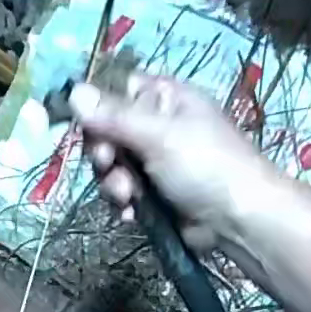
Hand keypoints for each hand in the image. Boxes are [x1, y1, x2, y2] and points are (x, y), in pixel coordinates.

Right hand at [70, 75, 282, 250]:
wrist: (237, 219)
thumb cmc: (204, 165)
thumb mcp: (159, 134)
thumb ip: (114, 117)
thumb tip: (73, 92)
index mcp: (162, 100)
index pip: (115, 94)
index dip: (98, 113)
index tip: (92, 132)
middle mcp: (156, 128)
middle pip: (107, 135)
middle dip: (104, 156)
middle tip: (111, 167)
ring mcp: (155, 165)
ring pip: (112, 170)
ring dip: (113, 186)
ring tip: (129, 198)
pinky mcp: (154, 198)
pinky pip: (124, 197)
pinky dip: (123, 206)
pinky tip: (131, 214)